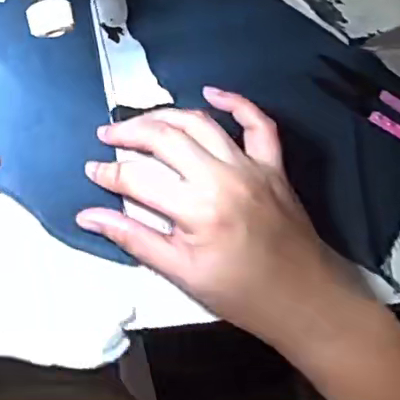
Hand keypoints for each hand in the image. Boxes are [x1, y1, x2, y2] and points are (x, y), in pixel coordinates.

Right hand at [75, 87, 373, 351]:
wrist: (312, 306)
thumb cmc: (244, 294)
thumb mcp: (179, 272)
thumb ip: (131, 237)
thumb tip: (87, 216)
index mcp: (199, 210)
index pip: (136, 178)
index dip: (107, 173)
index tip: (91, 171)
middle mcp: (224, 179)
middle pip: (164, 137)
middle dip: (127, 133)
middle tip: (105, 136)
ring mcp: (252, 169)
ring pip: (199, 123)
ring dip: (163, 116)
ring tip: (139, 122)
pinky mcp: (273, 168)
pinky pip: (258, 126)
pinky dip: (237, 104)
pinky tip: (212, 92)